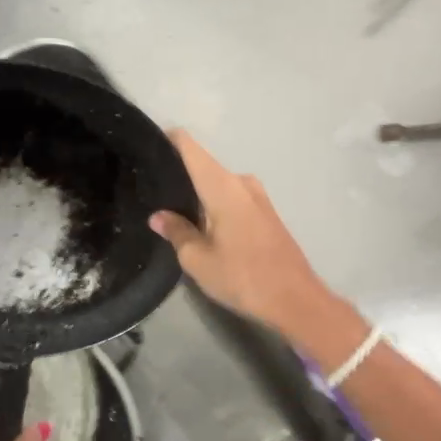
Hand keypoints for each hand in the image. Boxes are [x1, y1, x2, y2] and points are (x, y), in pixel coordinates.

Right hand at [151, 130, 340, 339]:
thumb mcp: (198, 260)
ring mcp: (258, 197)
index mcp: (222, 185)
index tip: (144, 148)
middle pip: (203, 166)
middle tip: (150, 192)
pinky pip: (232, 199)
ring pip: (218, 186)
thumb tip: (159, 216)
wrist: (295, 299)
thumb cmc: (243, 277)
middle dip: (179, 176)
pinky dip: (215, 206)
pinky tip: (202, 225)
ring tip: (172, 211)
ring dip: (198, 195)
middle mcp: (241, 182)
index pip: (188, 146)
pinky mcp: (267, 214)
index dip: (166, 141)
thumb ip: (177, 232)